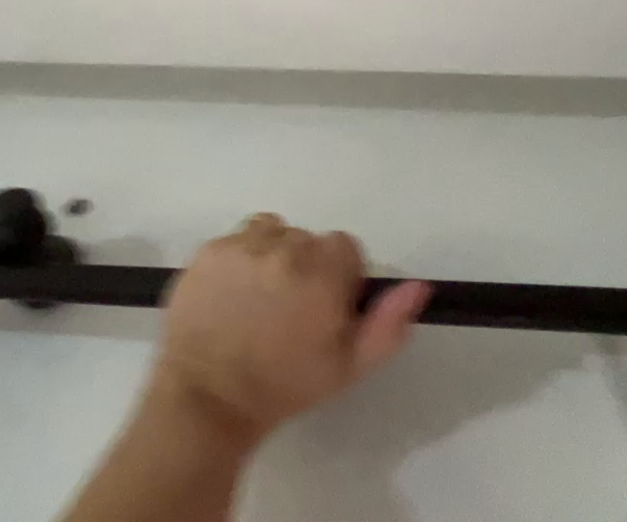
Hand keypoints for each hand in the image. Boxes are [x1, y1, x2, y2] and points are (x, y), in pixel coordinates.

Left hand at [147, 213, 430, 445]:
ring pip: (271, 231)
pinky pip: (235, 239)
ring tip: (260, 295)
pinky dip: (239, 258)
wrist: (209, 396)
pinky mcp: (208, 249)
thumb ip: (388, 324)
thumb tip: (418, 287)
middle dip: (307, 265)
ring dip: (273, 254)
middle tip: (291, 307)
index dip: (340, 275)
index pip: (346, 246)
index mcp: (322, 272)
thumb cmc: (285, 385)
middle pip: (307, 239)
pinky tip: (232, 293)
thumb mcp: (348, 366)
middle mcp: (283, 247)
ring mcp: (241, 245)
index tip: (327, 304)